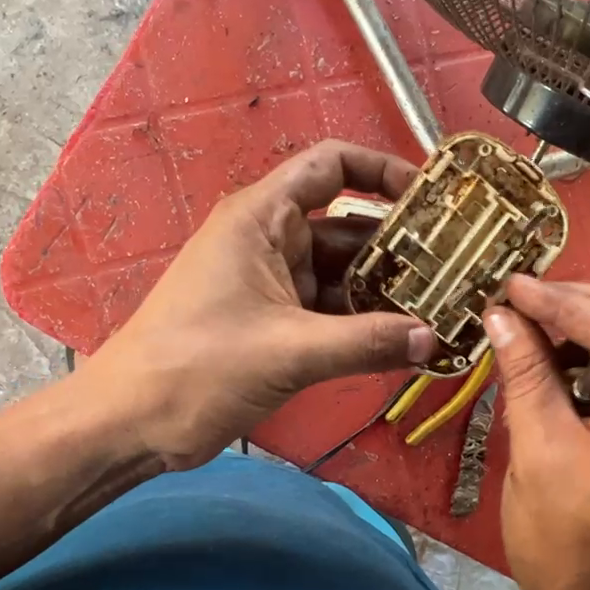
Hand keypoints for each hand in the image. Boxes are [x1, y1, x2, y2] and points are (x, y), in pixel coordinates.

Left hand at [81, 141, 436, 470]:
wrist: (132, 422)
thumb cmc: (198, 367)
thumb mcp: (290, 351)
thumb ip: (367, 343)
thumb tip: (432, 339)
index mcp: (263, 218)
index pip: (331, 166)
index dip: (383, 170)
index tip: (433, 198)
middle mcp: (271, 240)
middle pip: (348, 225)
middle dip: (400, 245)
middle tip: (457, 267)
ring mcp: (272, 283)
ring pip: (343, 274)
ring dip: (386, 291)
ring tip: (443, 307)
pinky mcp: (273, 323)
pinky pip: (330, 312)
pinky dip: (363, 324)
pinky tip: (405, 340)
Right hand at [484, 276, 589, 589]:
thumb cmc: (561, 541)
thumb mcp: (538, 449)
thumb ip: (526, 372)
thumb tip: (500, 312)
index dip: (561, 302)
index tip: (509, 284)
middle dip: (570, 308)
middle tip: (509, 301)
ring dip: (575, 327)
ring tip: (520, 320)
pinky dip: (584, 355)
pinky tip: (546, 349)